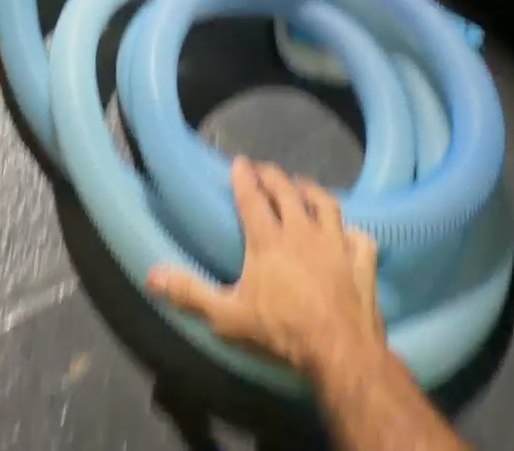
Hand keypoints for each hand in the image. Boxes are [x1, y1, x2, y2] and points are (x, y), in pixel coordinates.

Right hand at [147, 156, 386, 379]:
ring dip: (312, 191)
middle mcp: (302, 231)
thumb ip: (190, 292)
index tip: (238, 161)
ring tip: (302, 186)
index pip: (251, 197)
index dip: (243, 176)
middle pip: (287, 192)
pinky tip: (349, 232)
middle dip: (274, 176)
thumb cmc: (280, 330)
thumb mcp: (226, 315)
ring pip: (326, 204)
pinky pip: (360, 237)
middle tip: (264, 170)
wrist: (341, 351)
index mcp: (268, 239)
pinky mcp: (362, 263)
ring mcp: (336, 244)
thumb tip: (152, 274)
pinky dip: (352, 231)